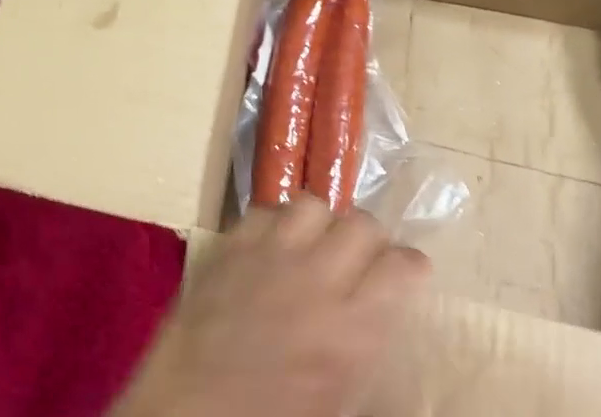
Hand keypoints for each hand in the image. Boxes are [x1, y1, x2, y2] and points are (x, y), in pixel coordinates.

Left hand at [109, 196, 428, 416]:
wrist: (191, 412)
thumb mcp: (339, 396)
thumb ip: (365, 343)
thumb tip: (379, 316)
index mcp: (353, 330)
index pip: (403, 268)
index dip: (409, 267)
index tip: (406, 272)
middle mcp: (317, 280)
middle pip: (362, 225)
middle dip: (369, 237)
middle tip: (361, 256)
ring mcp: (270, 257)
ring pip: (313, 205)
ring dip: (321, 223)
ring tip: (315, 243)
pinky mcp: (230, 247)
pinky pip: (264, 211)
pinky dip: (275, 223)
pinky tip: (272, 245)